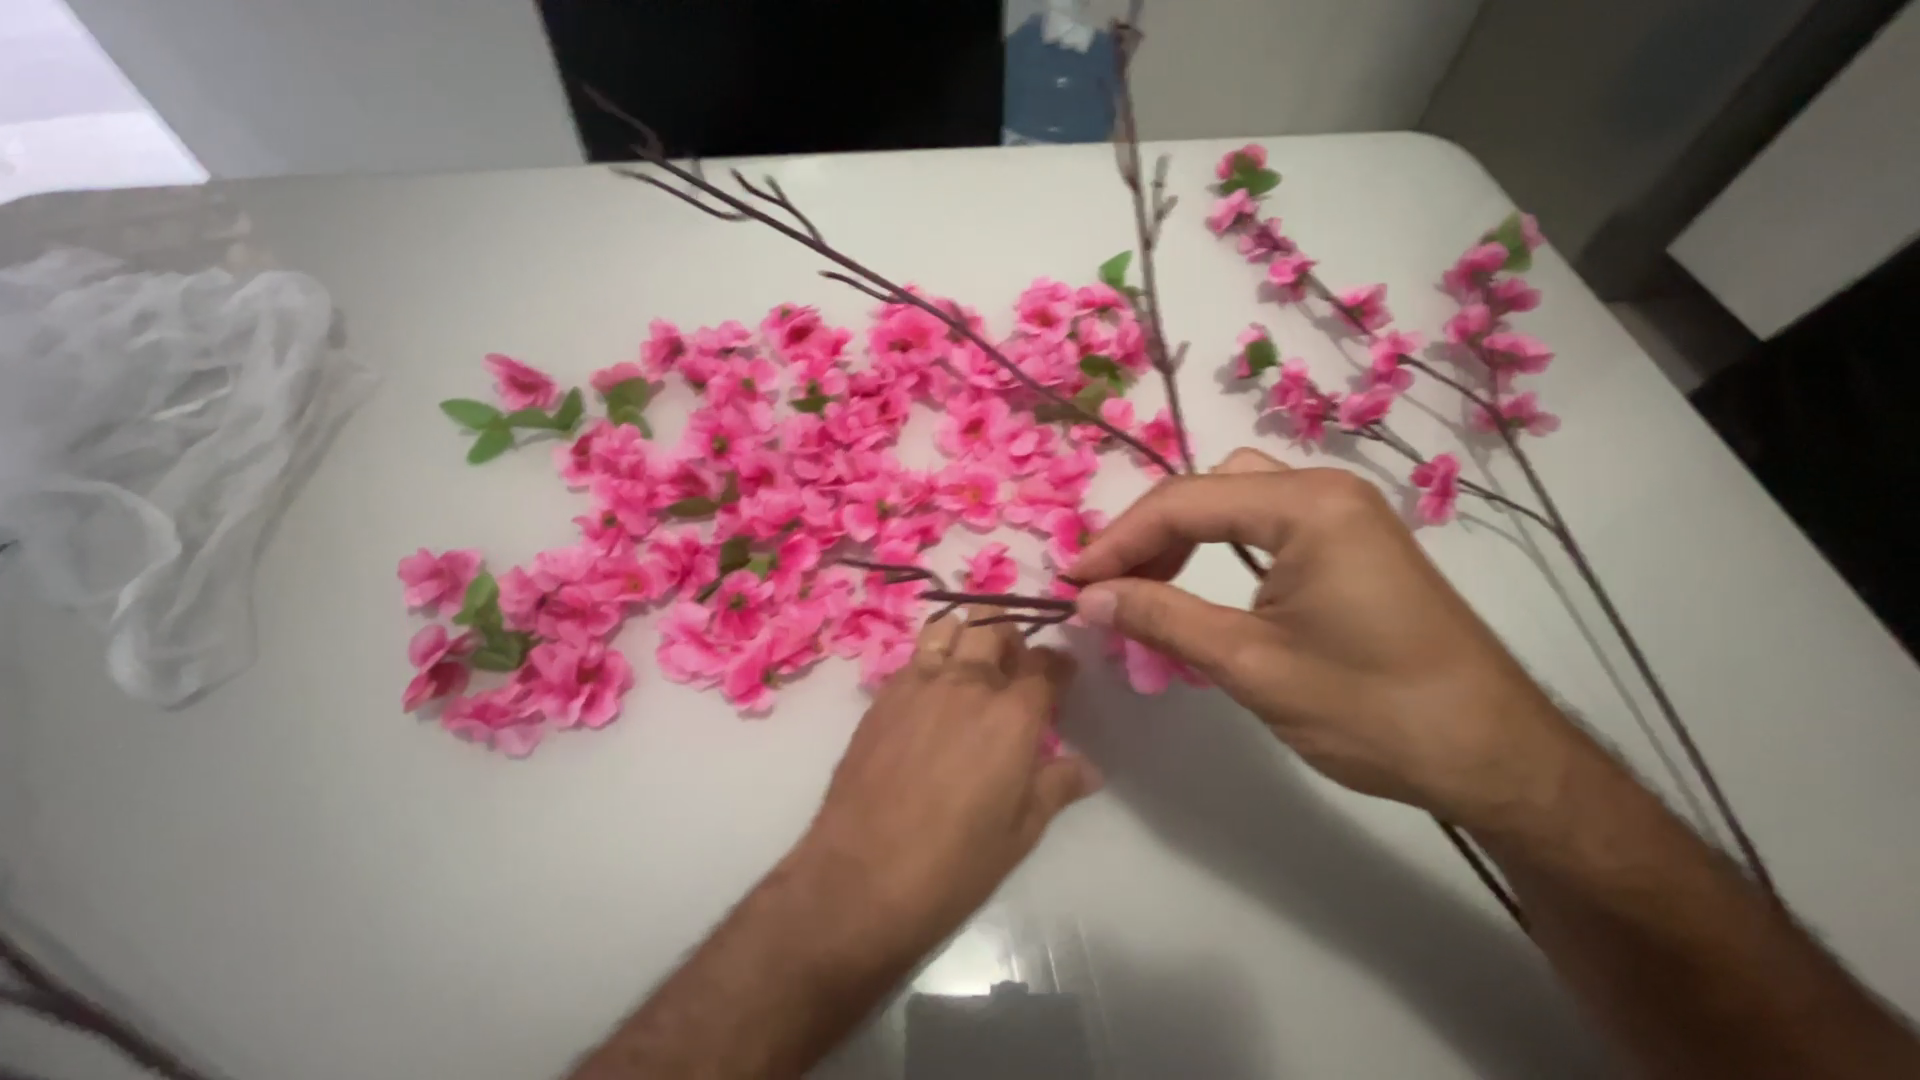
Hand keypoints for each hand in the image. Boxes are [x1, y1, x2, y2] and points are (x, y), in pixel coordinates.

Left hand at [791, 612, 1099, 957]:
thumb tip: (1090, 769)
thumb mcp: (1020, 833)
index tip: (1062, 675)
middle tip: (1013, 668)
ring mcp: (918, 685)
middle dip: (1011, 637)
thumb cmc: (955, 864)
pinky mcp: (881, 697)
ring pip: (947, 626)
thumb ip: (1056, 788)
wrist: (862, 877)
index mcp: (1013, 716)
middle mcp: (967, 684)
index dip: (1059, 665)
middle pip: (993, 627)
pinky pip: (913, 657)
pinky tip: (931, 694)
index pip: (1046, 665)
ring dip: (966, 634)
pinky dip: (930, 659)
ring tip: (969, 665)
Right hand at [1068, 448, 1585, 830]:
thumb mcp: (1250, 664)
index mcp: (1307, 505)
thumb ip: (1161, 618)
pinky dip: (1222, 549)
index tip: (1071, 584)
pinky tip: (1200, 588)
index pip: (1184, 502)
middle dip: (1149, 535)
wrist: (1494, 754)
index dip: (1117, 541)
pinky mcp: (1355, 544)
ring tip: (1144, 589)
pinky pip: (1267, 526)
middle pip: (1208, 490)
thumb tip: (1089, 598)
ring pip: (1237, 502)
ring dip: (1183, 539)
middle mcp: (1327, 490)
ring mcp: (1346, 515)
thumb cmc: (1372, 709)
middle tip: (1107, 590)